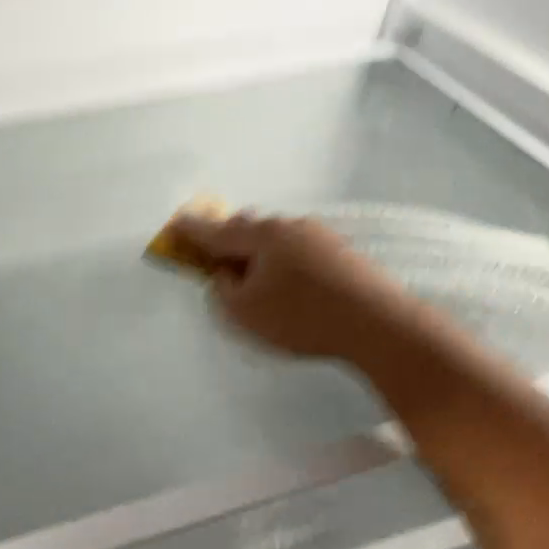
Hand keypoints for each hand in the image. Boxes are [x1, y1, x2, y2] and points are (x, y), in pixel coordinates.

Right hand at [168, 213, 408, 360]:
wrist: (375, 322)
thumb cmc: (300, 318)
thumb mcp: (244, 312)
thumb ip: (222, 291)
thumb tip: (223, 274)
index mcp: (260, 236)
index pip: (215, 231)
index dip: (190, 231)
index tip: (173, 227)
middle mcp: (288, 226)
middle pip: (248, 228)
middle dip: (227, 238)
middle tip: (213, 256)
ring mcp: (318, 235)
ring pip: (275, 238)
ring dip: (258, 252)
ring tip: (252, 276)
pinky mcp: (340, 252)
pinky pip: (297, 249)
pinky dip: (281, 261)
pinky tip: (287, 281)